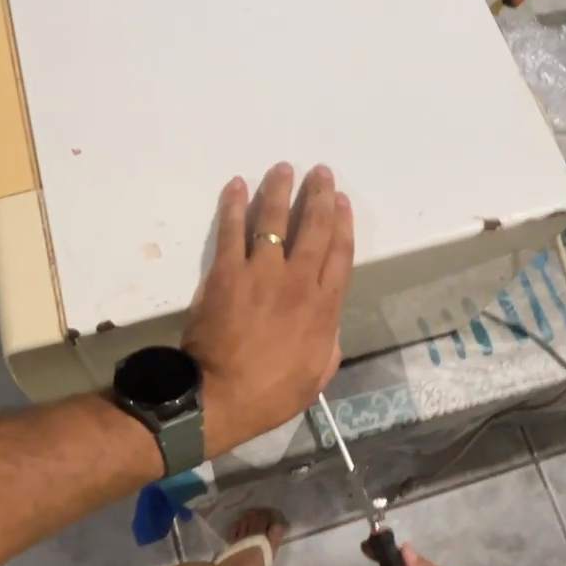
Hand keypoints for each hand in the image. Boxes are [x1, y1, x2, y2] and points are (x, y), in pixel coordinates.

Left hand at [186, 163, 353, 454]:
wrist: (221, 397)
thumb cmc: (271, 393)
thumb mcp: (317, 375)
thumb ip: (328, 343)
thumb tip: (329, 324)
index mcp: (323, 307)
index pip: (340, 254)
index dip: (343, 223)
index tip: (343, 200)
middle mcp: (297, 281)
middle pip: (313, 228)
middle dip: (319, 196)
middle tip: (321, 172)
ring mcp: (261, 272)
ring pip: (274, 220)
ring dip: (280, 190)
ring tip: (284, 168)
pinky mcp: (227, 272)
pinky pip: (232, 230)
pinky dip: (234, 204)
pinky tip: (238, 184)